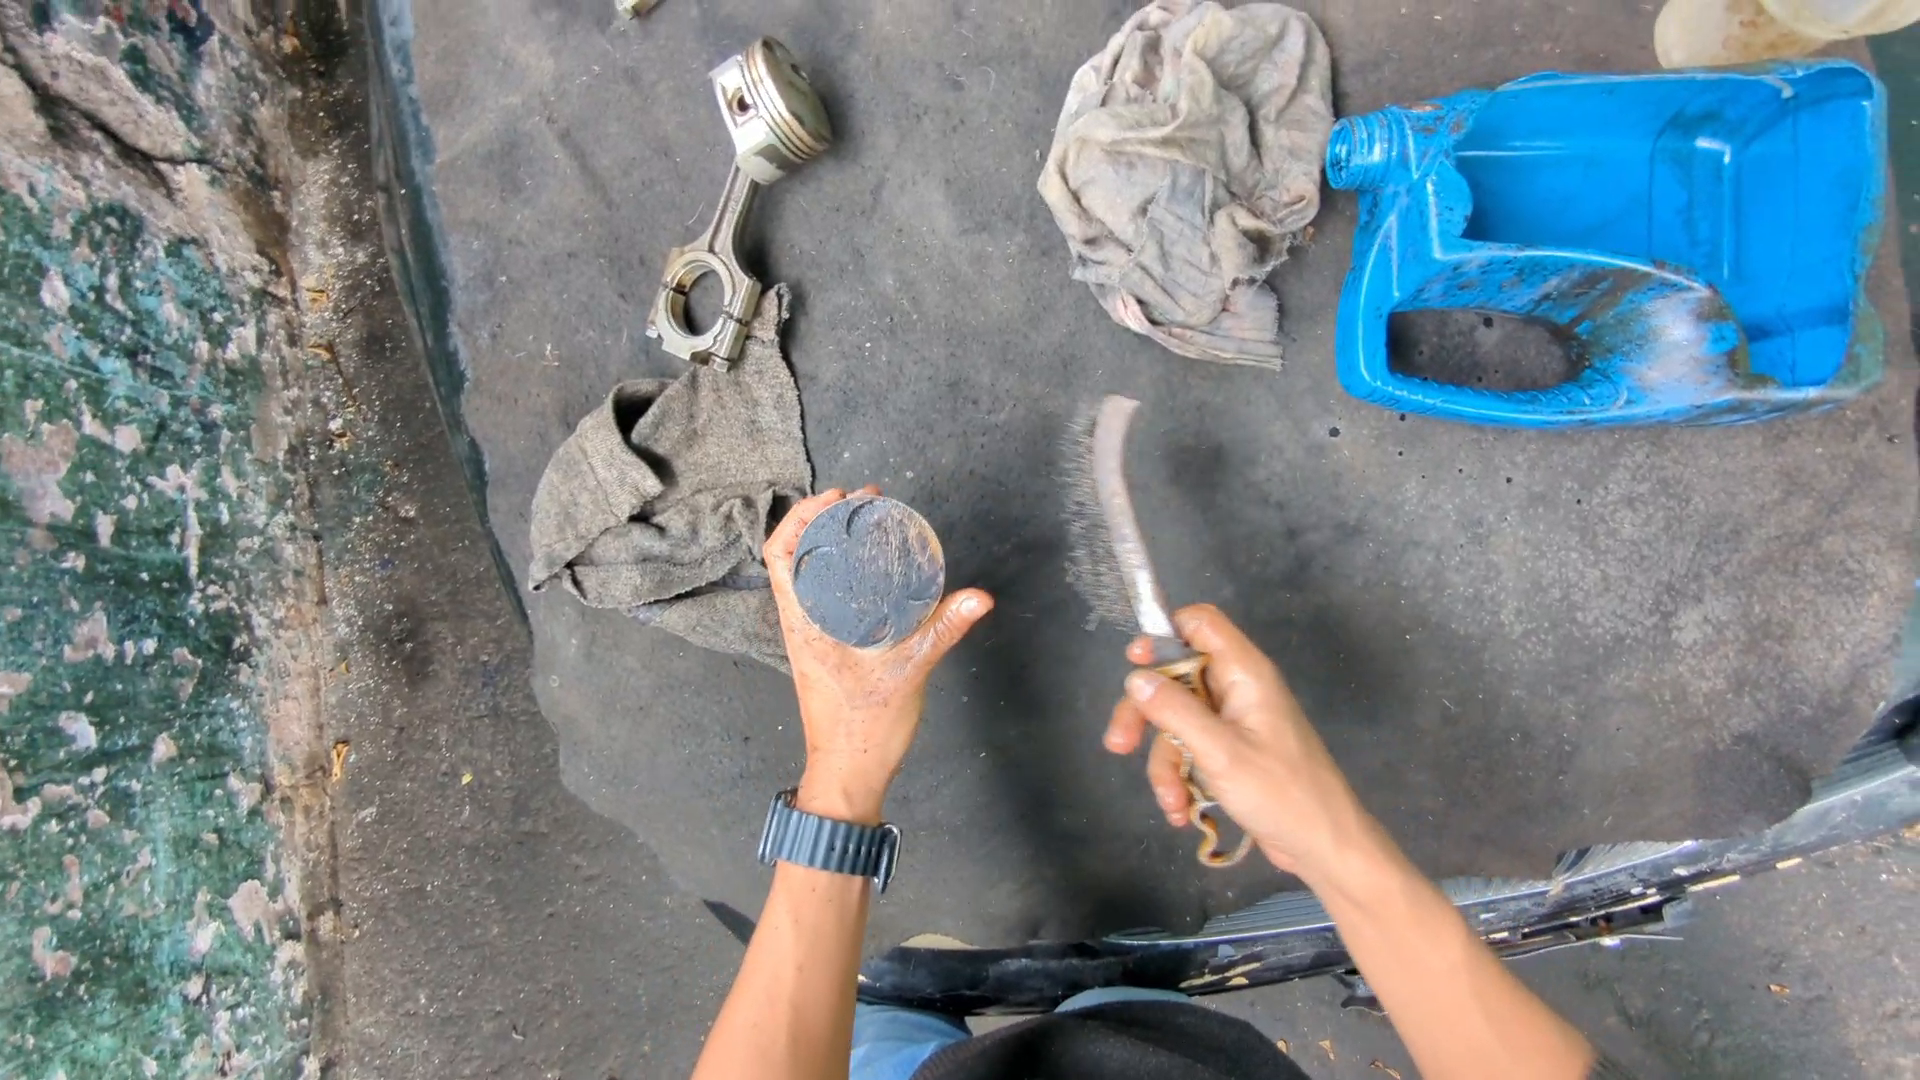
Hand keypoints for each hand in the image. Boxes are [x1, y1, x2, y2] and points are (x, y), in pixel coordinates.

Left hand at [765, 487, 993, 823]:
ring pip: (811, 574)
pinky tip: (877, 568)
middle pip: (796, 554)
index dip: (803, 516)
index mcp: (803, 621)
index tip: (841, 497)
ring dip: (834, 543)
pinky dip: (846, 570)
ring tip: (872, 524)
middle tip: (868, 502)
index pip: (781, 553)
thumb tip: (982, 596)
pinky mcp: (827, 646)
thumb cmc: (864, 727)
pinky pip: (828, 595)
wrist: (848, 774)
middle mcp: (801, 621)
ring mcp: (812, 634)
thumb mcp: (907, 672)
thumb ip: (943, 630)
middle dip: (826, 519)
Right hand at [1102, 604, 1375, 880]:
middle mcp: (1237, 690)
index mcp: (1245, 674)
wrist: (1326, 849)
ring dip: (1164, 761)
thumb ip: (1174, 710)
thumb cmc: (1282, 794)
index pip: (1201, 624)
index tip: (1134, 661)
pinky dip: (1179, 777)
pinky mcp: (1230, 751)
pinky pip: (1189, 748)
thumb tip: (1135, 676)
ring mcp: (1233, 722)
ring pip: (1176, 721)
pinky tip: (1180, 809)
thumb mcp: (1220, 752)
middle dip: (1144, 714)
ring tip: (1170, 802)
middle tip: (1119, 744)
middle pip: (1175, 678)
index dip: (1165, 633)